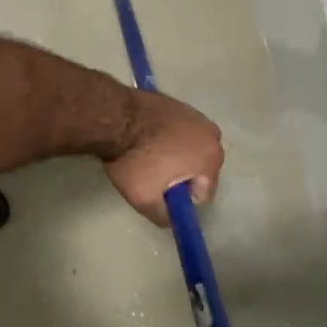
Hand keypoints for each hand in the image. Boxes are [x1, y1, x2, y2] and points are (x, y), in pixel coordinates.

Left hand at [105, 90, 224, 225]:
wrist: (113, 115)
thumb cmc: (135, 159)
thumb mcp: (145, 200)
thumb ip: (163, 216)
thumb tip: (171, 221)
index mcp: (211, 159)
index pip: (203, 195)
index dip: (181, 199)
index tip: (160, 193)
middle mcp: (213, 136)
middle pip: (201, 171)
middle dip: (182, 177)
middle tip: (154, 176)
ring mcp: (198, 116)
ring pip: (192, 151)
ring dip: (178, 158)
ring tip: (150, 157)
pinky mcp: (182, 105)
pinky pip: (182, 134)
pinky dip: (172, 140)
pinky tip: (150, 140)